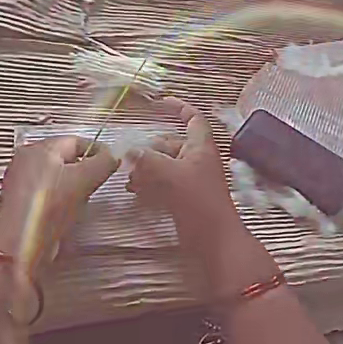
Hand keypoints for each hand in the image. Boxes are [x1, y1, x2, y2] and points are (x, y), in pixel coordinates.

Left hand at [0, 136, 119, 271]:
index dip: (98, 151)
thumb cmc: (53, 206)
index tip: (113, 166)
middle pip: (66, 156)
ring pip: (57, 173)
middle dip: (86, 167)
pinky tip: (68, 208)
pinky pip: (47, 189)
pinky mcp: (18, 200)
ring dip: (74, 182)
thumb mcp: (86, 179)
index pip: (77, 140)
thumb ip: (105, 162)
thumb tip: (114, 156)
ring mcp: (19, 179)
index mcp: (40, 148)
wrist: (20, 245)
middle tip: (101, 181)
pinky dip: (60, 194)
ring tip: (86, 196)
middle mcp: (26, 158)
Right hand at [130, 99, 274, 294]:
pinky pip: (165, 183)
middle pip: (171, 144)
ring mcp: (192, 180)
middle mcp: (198, 160)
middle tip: (129, 159)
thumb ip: (148, 159)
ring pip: (166, 165)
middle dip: (150, 149)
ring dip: (146, 168)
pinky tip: (134, 191)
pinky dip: (150, 183)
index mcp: (201, 147)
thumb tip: (129, 150)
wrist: (214, 241)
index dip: (179, 107)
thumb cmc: (198, 202)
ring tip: (128, 179)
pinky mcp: (186, 198)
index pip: (193, 119)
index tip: (160, 102)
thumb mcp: (170, 175)